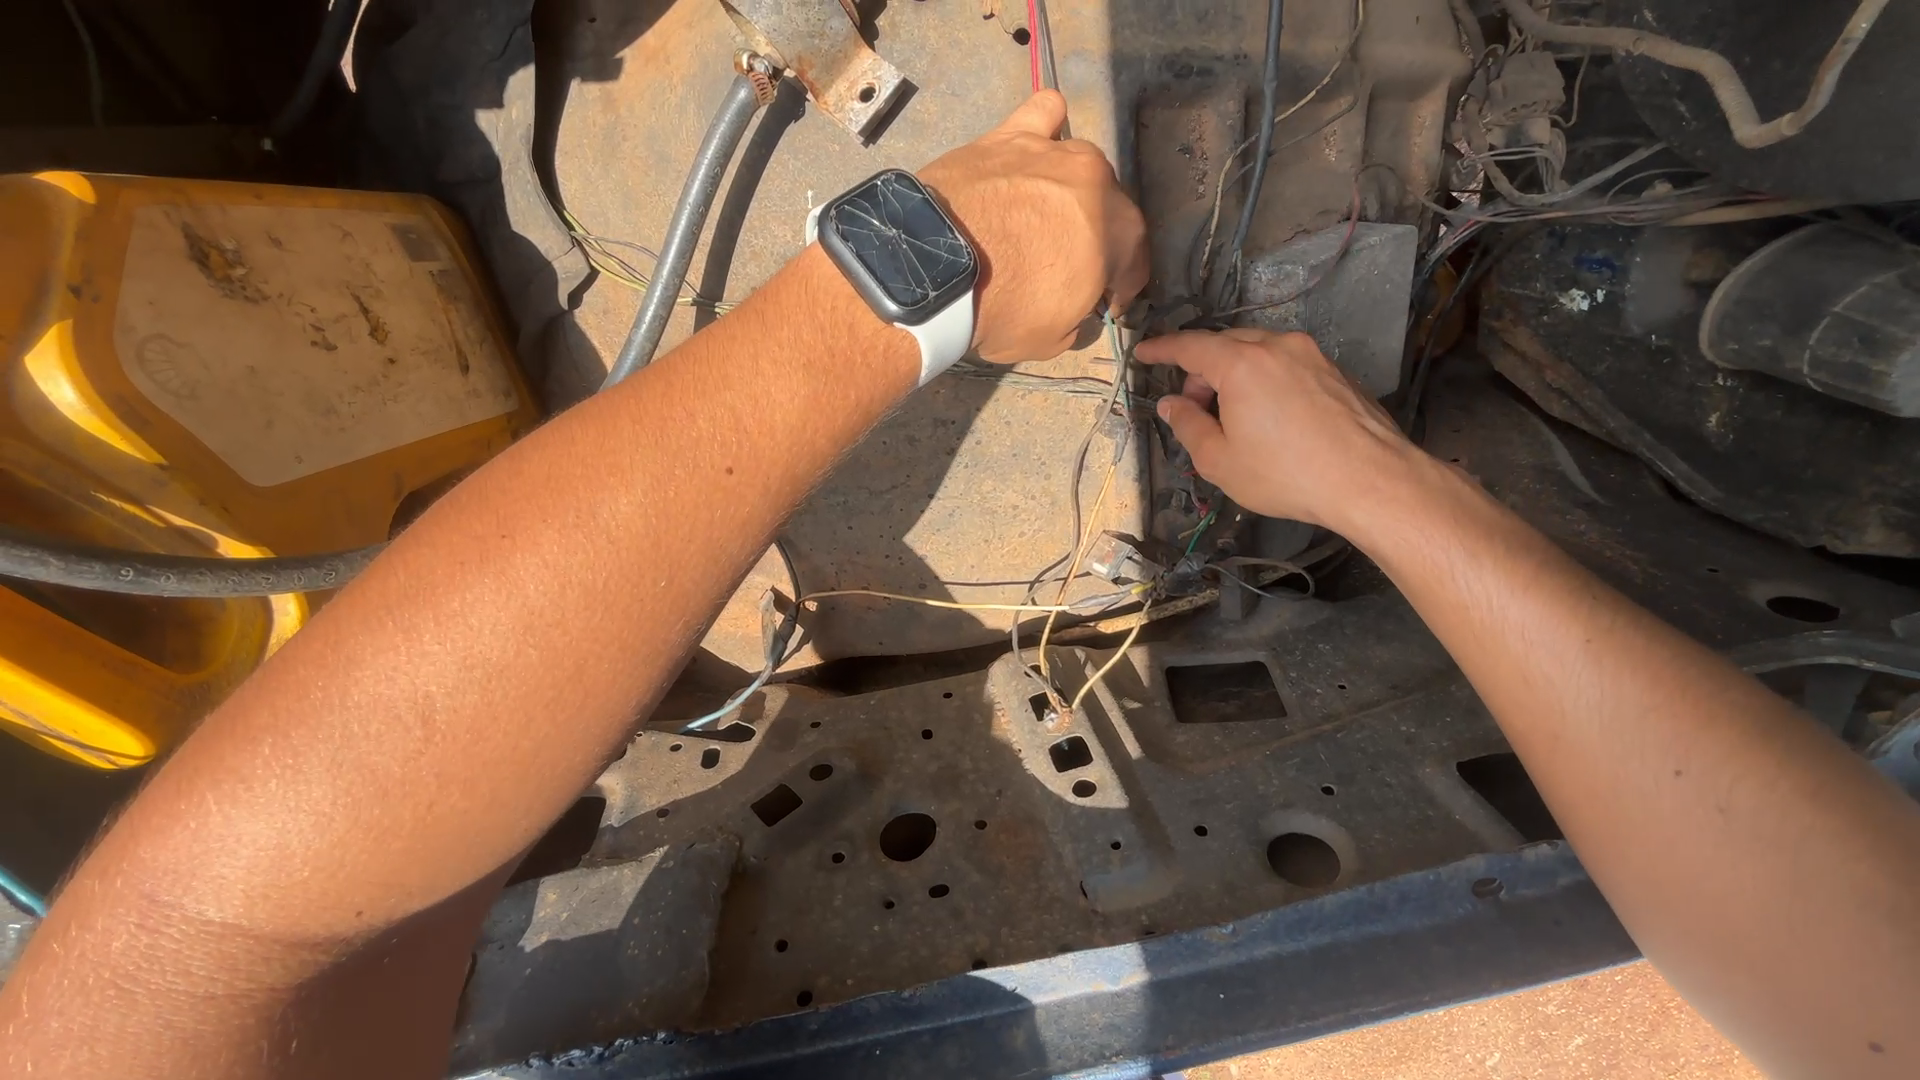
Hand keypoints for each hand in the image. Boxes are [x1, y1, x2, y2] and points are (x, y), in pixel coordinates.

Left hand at [919, 91, 1148, 362]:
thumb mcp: (1052, 340)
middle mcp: (1097, 182)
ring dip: (1073, 190)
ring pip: (1080, 164)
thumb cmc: (1003, 310)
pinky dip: (1046, 128)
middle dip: (1096, 240)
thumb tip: (1077, 313)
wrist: (936, 270)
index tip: (1104, 305)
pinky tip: (1035, 146)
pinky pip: (1043, 113)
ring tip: (1046, 212)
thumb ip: (1077, 322)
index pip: (1134, 264)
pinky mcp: (1011, 135)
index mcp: (1120, 233)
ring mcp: (1054, 152)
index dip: (1120, 290)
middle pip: (1108, 211)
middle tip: (1067, 264)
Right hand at [1136, 329, 1423, 528]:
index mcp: (1241, 363)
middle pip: (1224, 345)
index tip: (1142, 353)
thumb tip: (1171, 404)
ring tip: (1231, 416)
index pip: (1189, 345)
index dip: (1161, 348)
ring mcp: (1312, 355)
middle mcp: (1277, 346)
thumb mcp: (1219, 460)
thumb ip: (1187, 425)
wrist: (1370, 480)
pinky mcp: (1335, 371)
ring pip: (1258, 351)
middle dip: (1200, 370)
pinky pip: (1285, 363)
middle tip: (1193, 408)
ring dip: (1233, 374)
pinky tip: (1268, 417)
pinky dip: (1264, 379)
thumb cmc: (1284, 473)